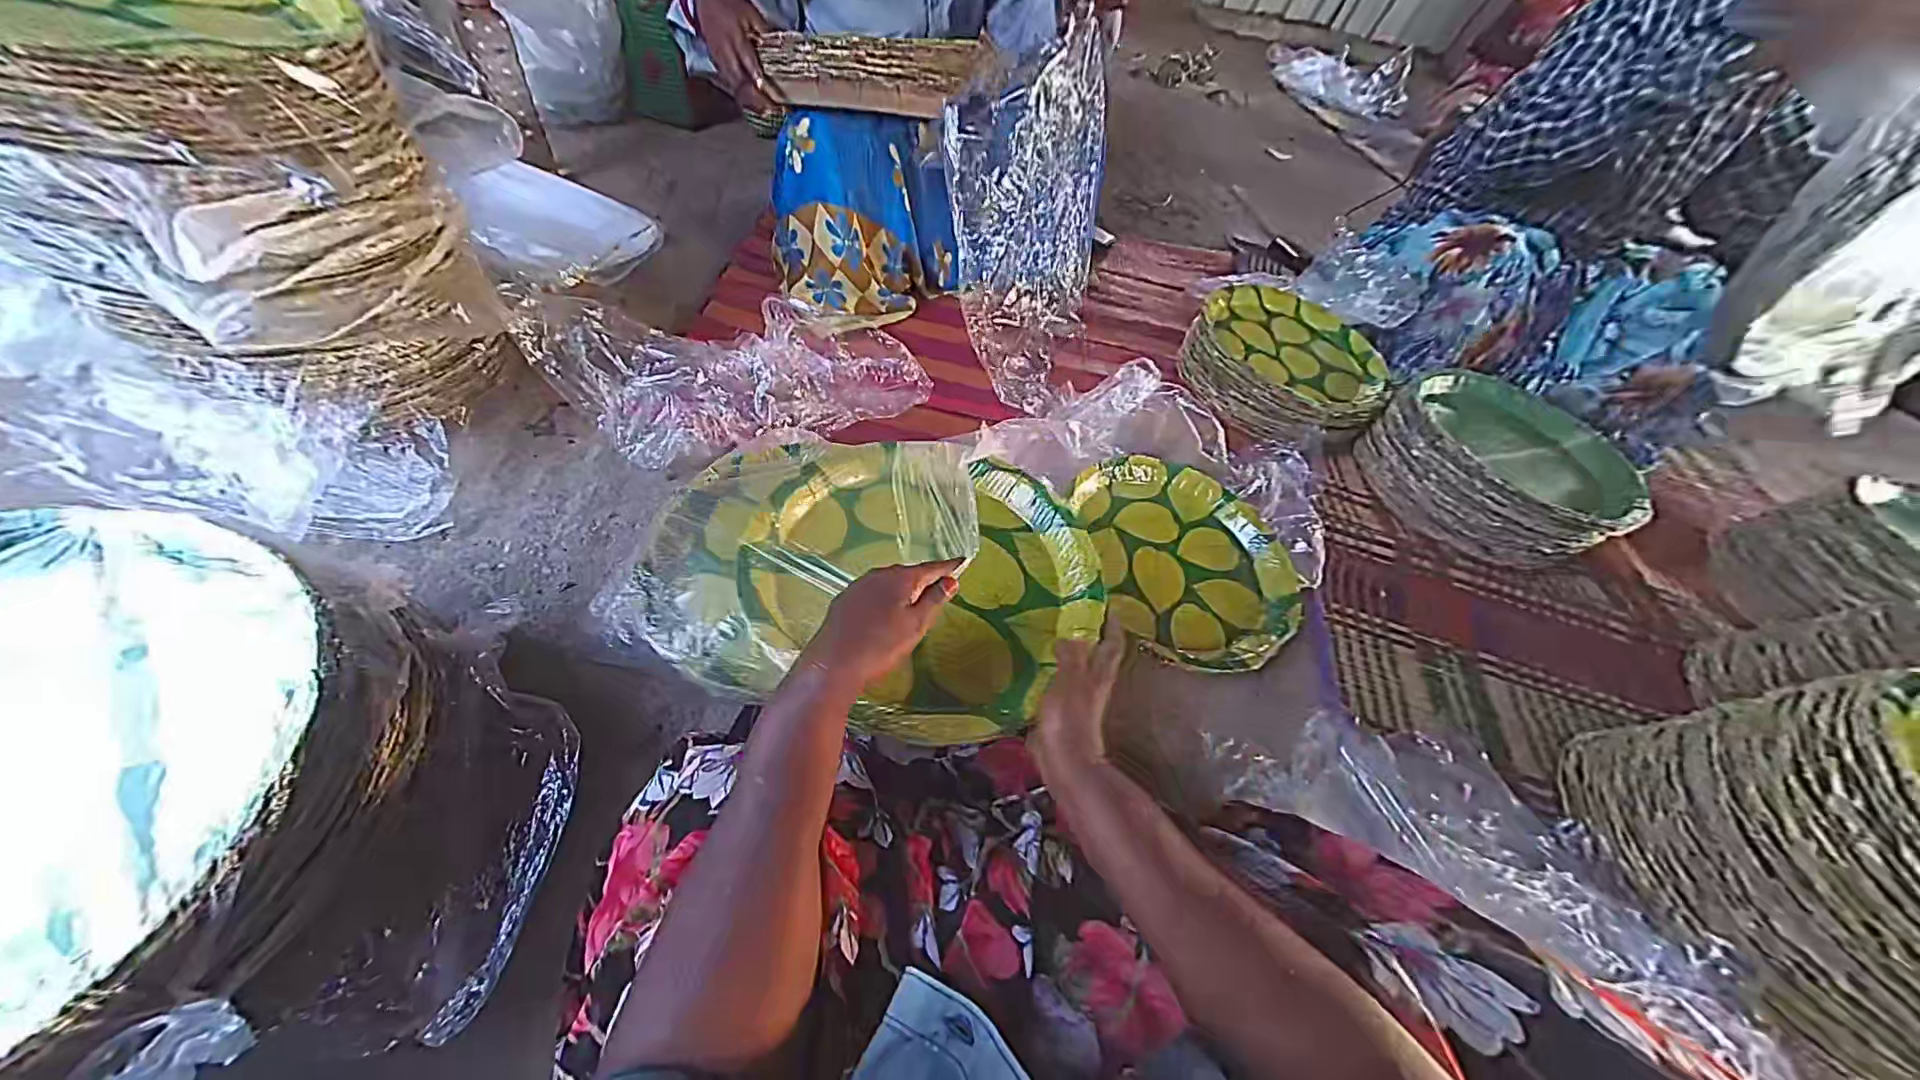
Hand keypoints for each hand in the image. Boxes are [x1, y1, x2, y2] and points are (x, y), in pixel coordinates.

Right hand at [692, 0, 774, 110]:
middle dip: (757, 100)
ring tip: (763, 112)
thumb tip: (781, 50)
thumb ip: (764, 33)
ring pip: (734, 86)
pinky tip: (749, 104)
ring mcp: (719, 60)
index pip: (751, 68)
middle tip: (771, 112)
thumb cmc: (730, 5)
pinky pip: (728, 83)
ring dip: (748, 101)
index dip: (762, 85)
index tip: (774, 99)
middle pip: (741, 83)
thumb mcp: (751, 14)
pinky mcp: (715, 63)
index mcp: (736, 40)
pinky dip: (740, 95)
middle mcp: (726, 54)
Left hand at [798, 560, 960, 692]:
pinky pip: (872, 592)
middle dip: (925, 580)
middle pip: (909, 573)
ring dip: (903, 590)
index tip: (960, 563)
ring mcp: (859, 585)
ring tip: (913, 604)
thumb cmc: (880, 646)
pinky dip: (884, 598)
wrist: (834, 663)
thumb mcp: (916, 625)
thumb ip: (934, 600)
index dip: (948, 567)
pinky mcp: (845, 599)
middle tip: (940, 587)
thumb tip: (950, 581)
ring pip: (889, 583)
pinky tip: (885, 614)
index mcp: (900, 578)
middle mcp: (878, 575)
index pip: (932, 568)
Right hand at [1030, 612, 1126, 782]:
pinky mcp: (1065, 713)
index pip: (1112, 643)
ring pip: (1082, 670)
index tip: (1107, 606)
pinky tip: (1041, 671)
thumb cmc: (1069, 719)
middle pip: (1100, 656)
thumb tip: (1070, 633)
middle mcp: (1095, 685)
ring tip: (1057, 638)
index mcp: (1099, 674)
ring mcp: (1081, 701)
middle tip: (1079, 618)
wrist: (1064, 762)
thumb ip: (1071, 655)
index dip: (1112, 625)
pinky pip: (1063, 685)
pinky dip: (1056, 673)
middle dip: (1094, 637)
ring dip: (1074, 654)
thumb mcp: (1069, 680)